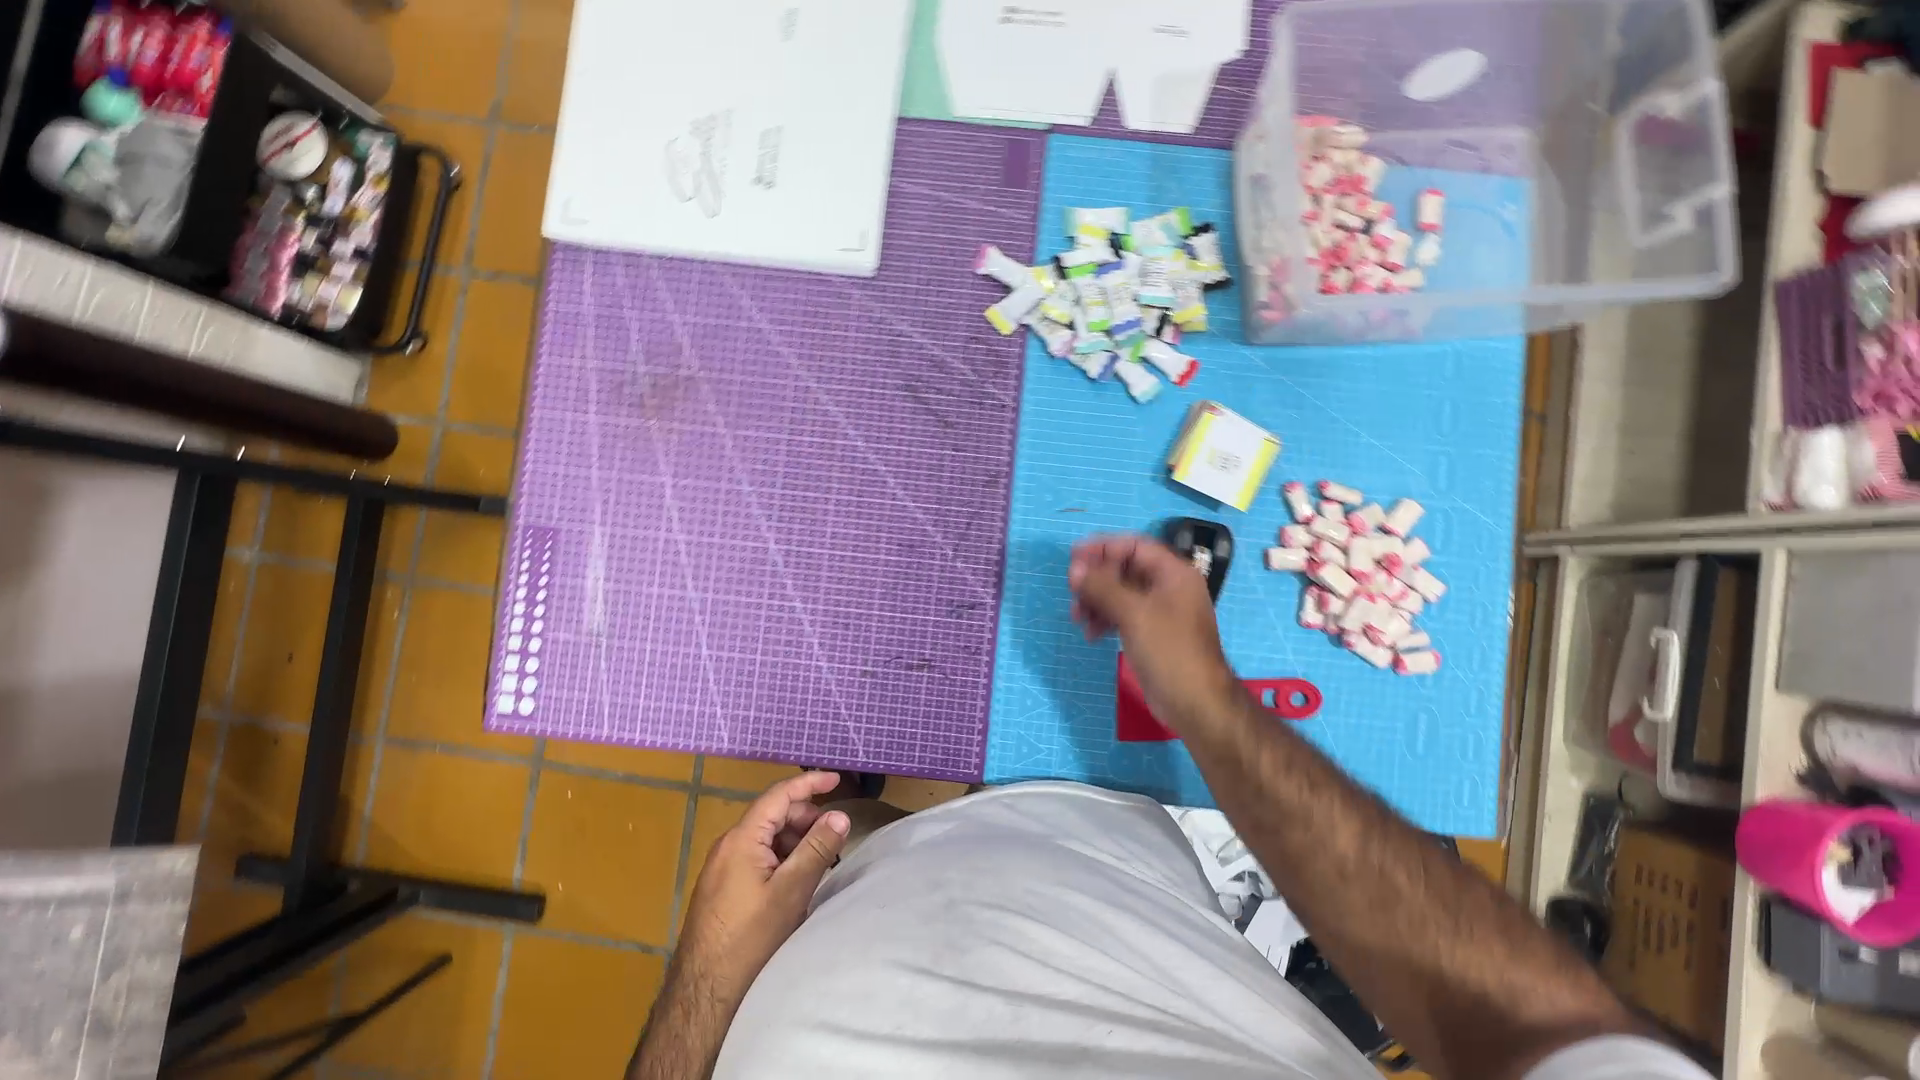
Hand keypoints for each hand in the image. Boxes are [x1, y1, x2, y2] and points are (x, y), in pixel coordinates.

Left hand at [676, 771, 849, 1002]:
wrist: (705, 988)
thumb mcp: (791, 891)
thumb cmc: (750, 937)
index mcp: (742, 838)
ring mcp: (722, 867)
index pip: (779, 795)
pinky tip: (796, 880)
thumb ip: (816, 849)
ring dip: (794, 841)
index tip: (837, 779)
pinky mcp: (722, 887)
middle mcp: (728, 845)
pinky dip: (780, 858)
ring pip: (765, 838)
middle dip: (806, 818)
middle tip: (834, 837)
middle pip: (772, 815)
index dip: (809, 783)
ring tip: (819, 863)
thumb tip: (840, 816)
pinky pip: (756, 857)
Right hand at [1069, 533, 1239, 730]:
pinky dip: (1106, 619)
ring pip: (1121, 594)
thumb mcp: (1134, 613)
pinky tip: (1091, 633)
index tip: (1074, 557)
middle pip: (1125, 569)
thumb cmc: (1169, 650)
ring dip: (1097, 601)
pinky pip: (1124, 615)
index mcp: (1173, 574)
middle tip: (1072, 591)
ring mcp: (1160, 612)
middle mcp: (1168, 588)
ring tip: (1078, 617)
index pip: (1134, 546)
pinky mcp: (1152, 634)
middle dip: (1097, 579)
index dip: (1103, 547)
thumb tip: (1075, 568)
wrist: (1194, 702)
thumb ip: (1103, 586)